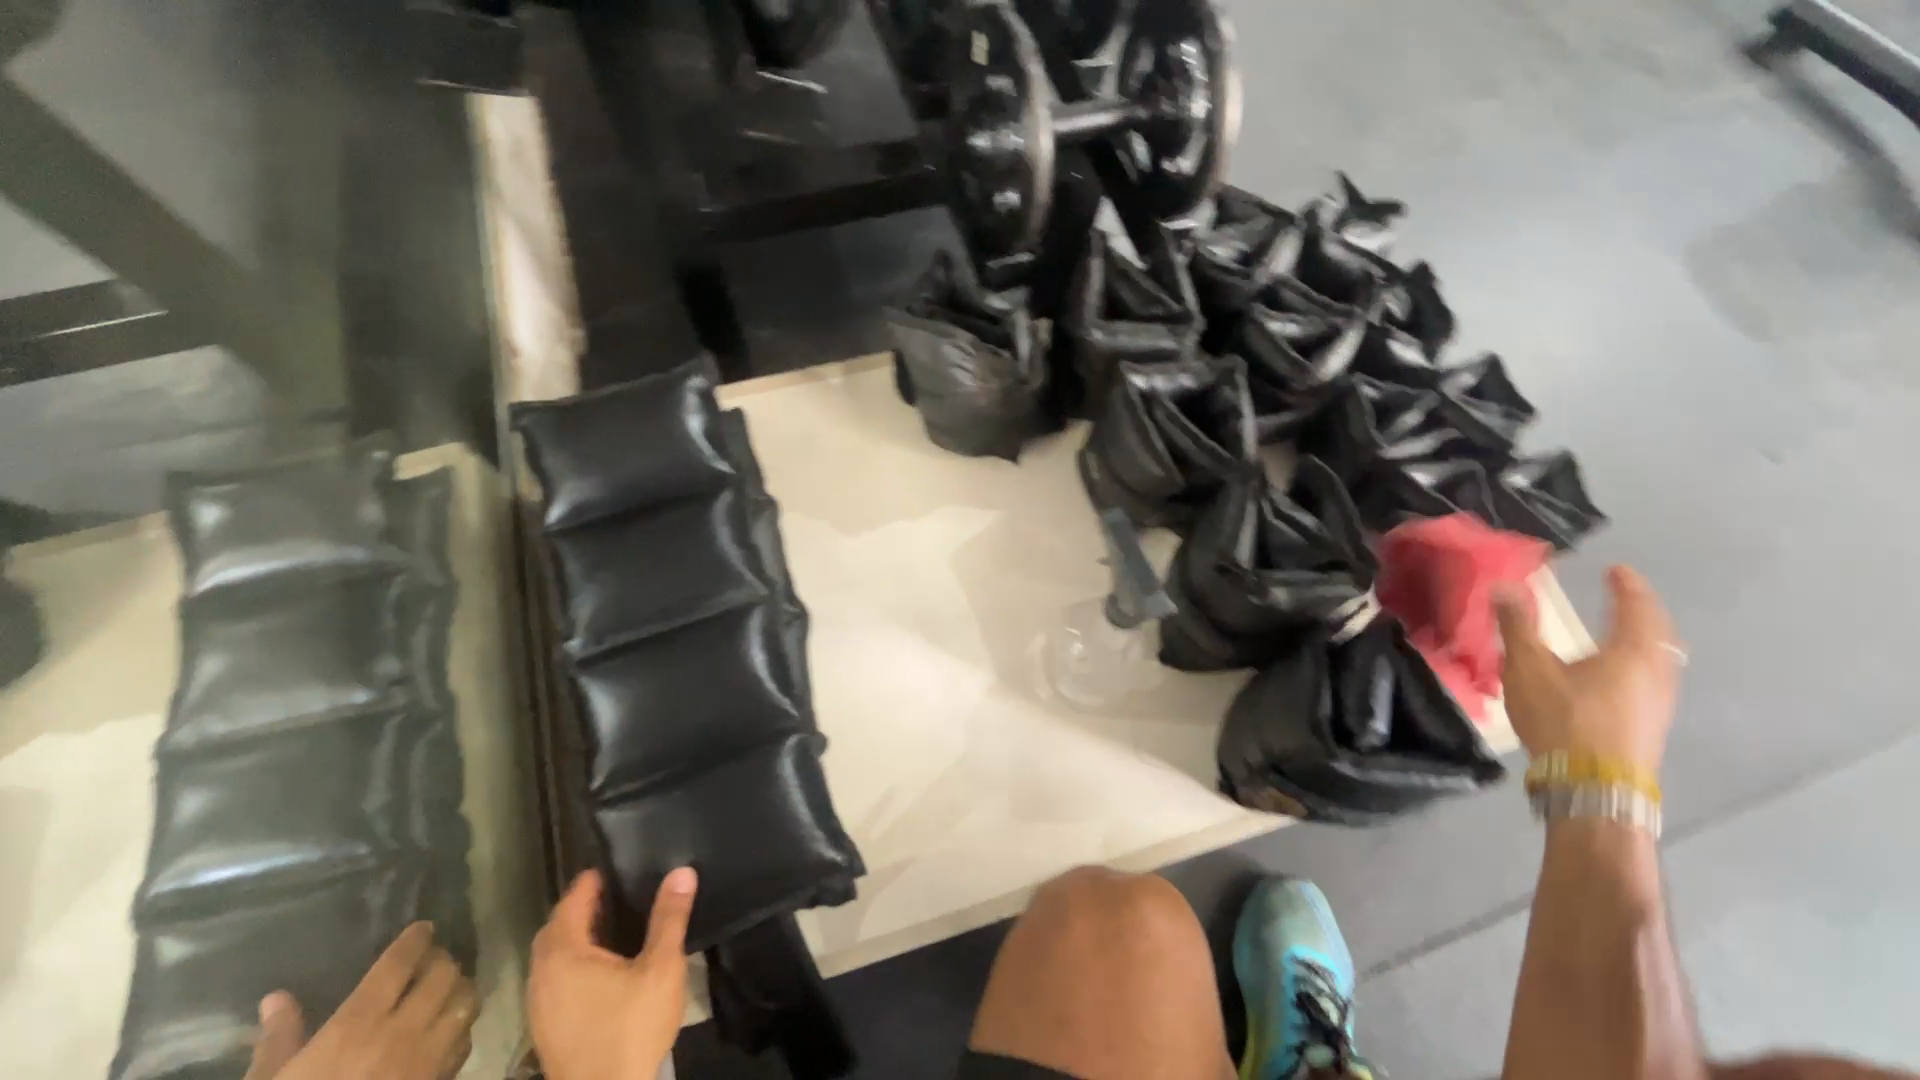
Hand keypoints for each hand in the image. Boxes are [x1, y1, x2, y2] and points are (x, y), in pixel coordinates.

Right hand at [243, 922, 475, 1079]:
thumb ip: (278, 1040)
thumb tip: (276, 1000)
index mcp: (356, 1025)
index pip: (399, 964)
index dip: (415, 940)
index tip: (423, 928)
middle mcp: (401, 1033)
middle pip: (444, 975)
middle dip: (443, 960)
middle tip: (433, 959)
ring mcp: (427, 1060)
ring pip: (465, 1003)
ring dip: (460, 988)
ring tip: (447, 987)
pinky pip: (465, 1041)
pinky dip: (462, 1026)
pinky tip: (448, 1029)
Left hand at [528, 867, 697, 1079]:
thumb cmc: (631, 1028)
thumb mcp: (660, 968)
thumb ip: (669, 918)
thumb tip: (681, 872)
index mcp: (563, 952)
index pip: (573, 899)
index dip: (594, 881)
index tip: (618, 868)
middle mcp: (541, 973)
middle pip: (557, 927)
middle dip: (584, 908)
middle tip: (620, 895)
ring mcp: (538, 1003)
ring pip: (553, 956)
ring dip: (578, 938)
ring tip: (615, 930)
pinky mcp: (545, 1027)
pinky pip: (555, 980)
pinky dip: (574, 965)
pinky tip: (604, 972)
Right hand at [1495, 564, 1681, 772]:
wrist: (1594, 787)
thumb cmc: (1563, 718)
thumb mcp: (1528, 668)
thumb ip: (1518, 626)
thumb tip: (1505, 587)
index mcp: (1632, 652)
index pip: (1637, 607)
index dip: (1628, 586)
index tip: (1617, 570)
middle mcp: (1657, 673)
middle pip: (1659, 633)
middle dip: (1643, 611)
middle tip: (1625, 598)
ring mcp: (1660, 703)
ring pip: (1661, 659)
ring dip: (1644, 639)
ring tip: (1623, 632)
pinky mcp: (1651, 726)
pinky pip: (1652, 679)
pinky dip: (1640, 663)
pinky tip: (1619, 675)